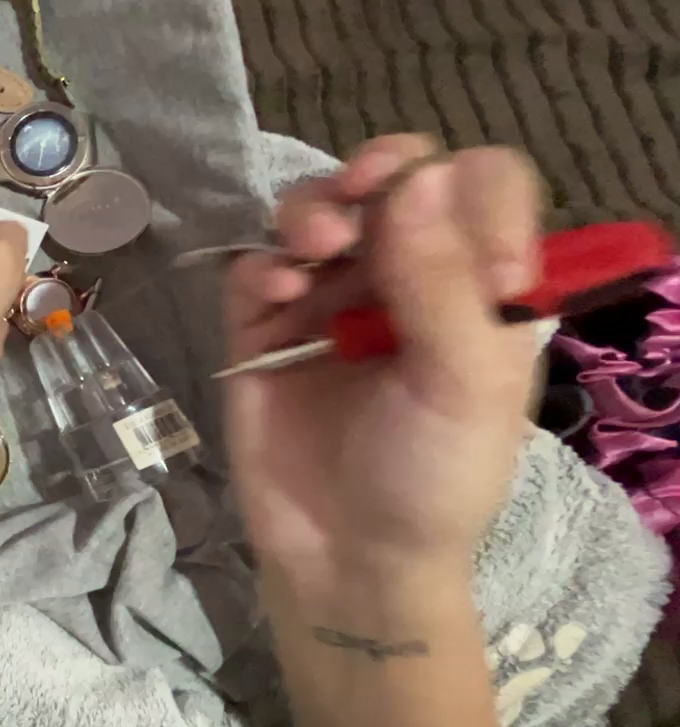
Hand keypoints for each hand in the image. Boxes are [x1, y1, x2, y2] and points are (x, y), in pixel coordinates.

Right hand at [225, 136, 544, 595]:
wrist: (343, 549)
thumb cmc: (430, 474)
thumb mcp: (464, 381)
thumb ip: (442, 282)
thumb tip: (419, 177)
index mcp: (473, 285)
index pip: (477, 190)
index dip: (465, 196)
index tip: (466, 263)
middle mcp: (396, 282)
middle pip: (385, 185)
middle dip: (373, 177)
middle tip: (359, 200)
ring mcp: (320, 306)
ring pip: (310, 217)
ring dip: (309, 215)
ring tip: (311, 252)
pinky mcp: (256, 334)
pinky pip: (250, 274)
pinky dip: (259, 268)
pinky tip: (274, 292)